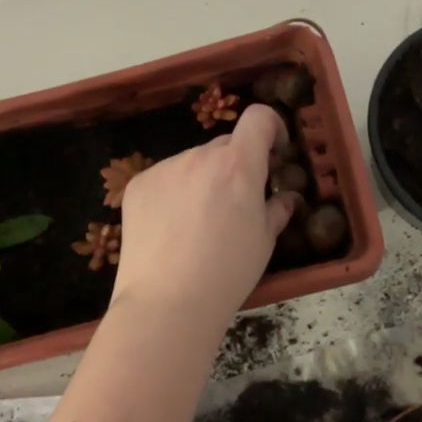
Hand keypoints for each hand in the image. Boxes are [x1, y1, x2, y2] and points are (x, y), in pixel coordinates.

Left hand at [112, 103, 300, 326]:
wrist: (166, 302)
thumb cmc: (227, 273)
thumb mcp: (264, 242)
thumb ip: (276, 210)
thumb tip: (283, 198)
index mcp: (239, 165)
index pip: (259, 118)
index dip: (271, 126)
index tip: (275, 150)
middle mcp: (200, 157)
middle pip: (225, 146)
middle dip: (236, 166)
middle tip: (234, 205)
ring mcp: (165, 168)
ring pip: (193, 164)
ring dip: (202, 180)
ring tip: (197, 225)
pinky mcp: (138, 185)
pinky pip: (165, 179)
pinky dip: (173, 194)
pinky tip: (170, 230)